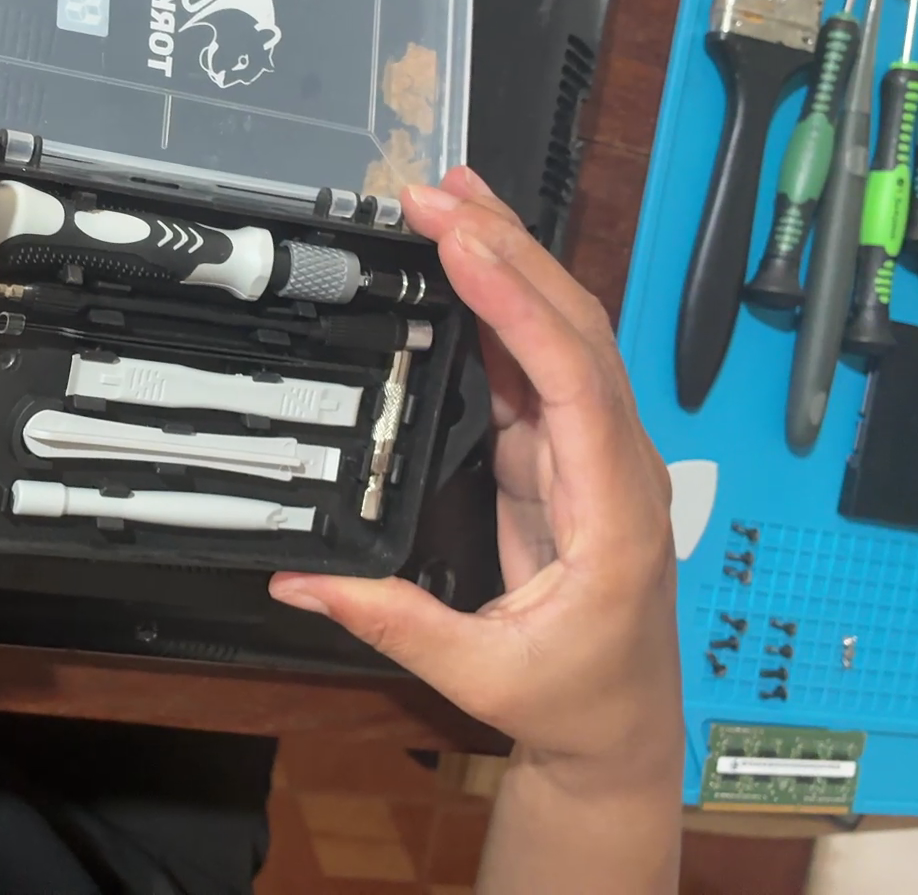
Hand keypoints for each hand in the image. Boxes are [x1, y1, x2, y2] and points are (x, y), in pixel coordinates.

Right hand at [268, 167, 680, 780]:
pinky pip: (531, 357)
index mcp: (611, 509)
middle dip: (508, 252)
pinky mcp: (554, 447)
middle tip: (437, 197)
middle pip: (572, 330)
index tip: (465, 246)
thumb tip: (295, 583)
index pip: (574, 384)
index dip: (520, 307)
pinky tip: (470, 262)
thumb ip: (387, 620)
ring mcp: (583, 446)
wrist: (622, 719)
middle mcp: (610, 459)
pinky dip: (500, 301)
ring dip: (508, 259)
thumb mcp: (477, 671)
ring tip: (453, 202)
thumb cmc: (572, 698)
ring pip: (556, 330)